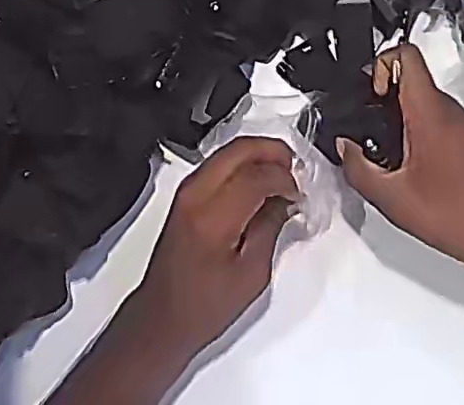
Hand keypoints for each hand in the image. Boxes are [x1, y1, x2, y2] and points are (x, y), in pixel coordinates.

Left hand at [49, 138, 297, 404]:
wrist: (163, 313)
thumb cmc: (204, 305)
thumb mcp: (251, 275)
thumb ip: (270, 228)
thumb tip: (286, 199)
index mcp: (212, 218)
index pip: (254, 176)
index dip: (283, 178)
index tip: (300, 190)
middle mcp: (195, 194)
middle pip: (238, 150)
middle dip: (271, 151)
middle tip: (296, 166)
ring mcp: (186, 189)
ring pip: (227, 151)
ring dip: (257, 154)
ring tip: (283, 172)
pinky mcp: (185, 191)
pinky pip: (218, 162)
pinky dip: (242, 162)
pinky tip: (260, 178)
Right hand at [337, 43, 463, 290]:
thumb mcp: (395, 200)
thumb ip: (358, 170)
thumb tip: (345, 150)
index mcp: (430, 112)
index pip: (405, 54)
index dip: (379, 61)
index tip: (370, 91)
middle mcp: (449, 111)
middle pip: (410, 75)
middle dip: (383, 92)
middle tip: (371, 121)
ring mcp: (463, 125)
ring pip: (422, 98)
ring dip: (399, 113)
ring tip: (388, 147)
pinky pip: (436, 118)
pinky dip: (416, 130)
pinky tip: (409, 164)